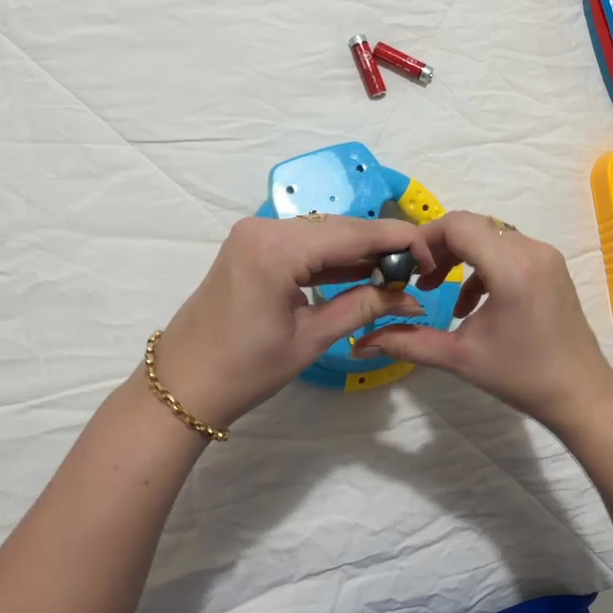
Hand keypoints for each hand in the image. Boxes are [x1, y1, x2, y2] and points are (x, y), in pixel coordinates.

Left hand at [151, 216, 433, 428]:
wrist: (182, 385)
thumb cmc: (245, 369)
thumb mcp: (311, 338)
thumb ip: (363, 306)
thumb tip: (411, 297)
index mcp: (276, 248)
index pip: (353, 233)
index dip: (397, 240)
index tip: (430, 254)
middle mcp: (264, 228)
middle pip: (339, 227)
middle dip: (381, 245)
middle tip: (418, 268)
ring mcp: (254, 234)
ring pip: (322, 233)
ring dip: (358, 250)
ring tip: (397, 272)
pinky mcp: (250, 246)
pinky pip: (302, 243)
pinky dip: (331, 257)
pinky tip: (361, 271)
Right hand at [355, 211, 612, 428]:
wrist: (580, 393)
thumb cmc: (521, 376)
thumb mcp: (459, 358)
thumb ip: (407, 343)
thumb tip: (360, 342)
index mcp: (511, 268)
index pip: (458, 225)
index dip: (426, 239)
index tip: (409, 268)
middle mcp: (531, 250)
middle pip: (473, 225)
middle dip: (439, 247)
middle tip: (417, 277)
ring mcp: (546, 255)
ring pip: (490, 235)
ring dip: (460, 255)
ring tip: (437, 288)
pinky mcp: (552, 265)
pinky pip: (508, 248)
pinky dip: (483, 264)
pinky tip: (470, 303)